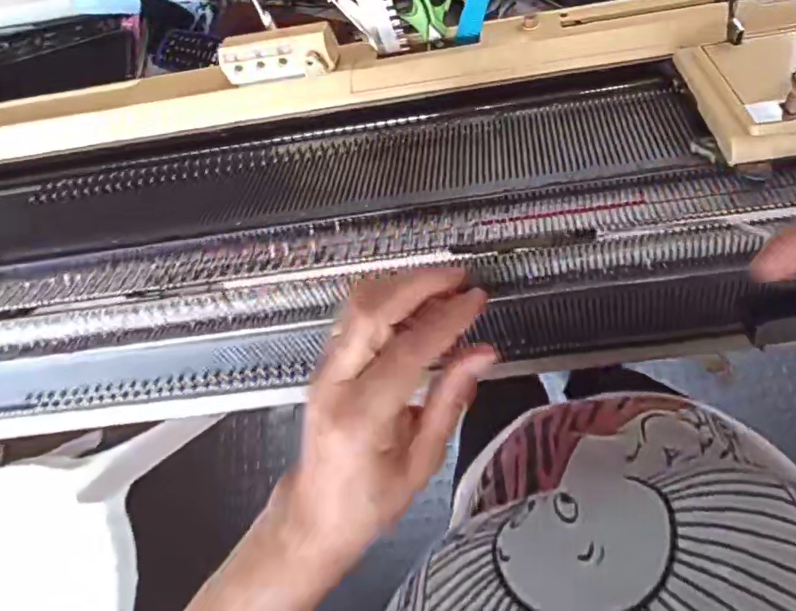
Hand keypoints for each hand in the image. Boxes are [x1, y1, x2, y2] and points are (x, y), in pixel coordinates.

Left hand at [273, 268, 495, 570]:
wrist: (312, 517)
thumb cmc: (366, 502)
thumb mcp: (420, 463)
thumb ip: (450, 401)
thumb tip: (483, 355)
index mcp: (361, 419)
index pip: (409, 350)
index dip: (448, 318)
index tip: (476, 301)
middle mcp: (335, 384)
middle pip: (373, 310)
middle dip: (421, 284)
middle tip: (459, 278)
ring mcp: (324, 368)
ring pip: (359, 302)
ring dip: (403, 284)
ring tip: (443, 285)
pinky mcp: (325, 360)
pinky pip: (355, 312)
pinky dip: (389, 295)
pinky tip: (417, 300)